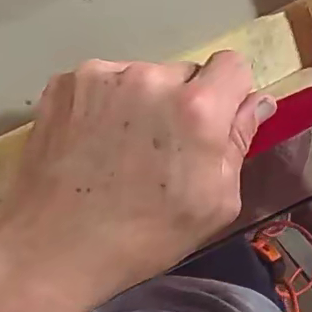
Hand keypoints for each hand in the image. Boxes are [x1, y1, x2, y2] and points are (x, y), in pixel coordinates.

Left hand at [0, 52, 273, 301]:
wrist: (54, 246)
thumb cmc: (145, 236)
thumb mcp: (216, 203)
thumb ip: (239, 142)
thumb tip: (257, 102)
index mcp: (197, 108)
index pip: (233, 65)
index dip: (229, 95)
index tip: (213, 127)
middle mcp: (151, 77)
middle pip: (186, 73)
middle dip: (183, 103)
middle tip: (162, 149)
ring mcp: (102, 75)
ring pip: (142, 77)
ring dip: (142, 103)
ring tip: (120, 150)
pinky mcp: (64, 82)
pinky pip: (103, 83)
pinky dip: (105, 105)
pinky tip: (92, 143)